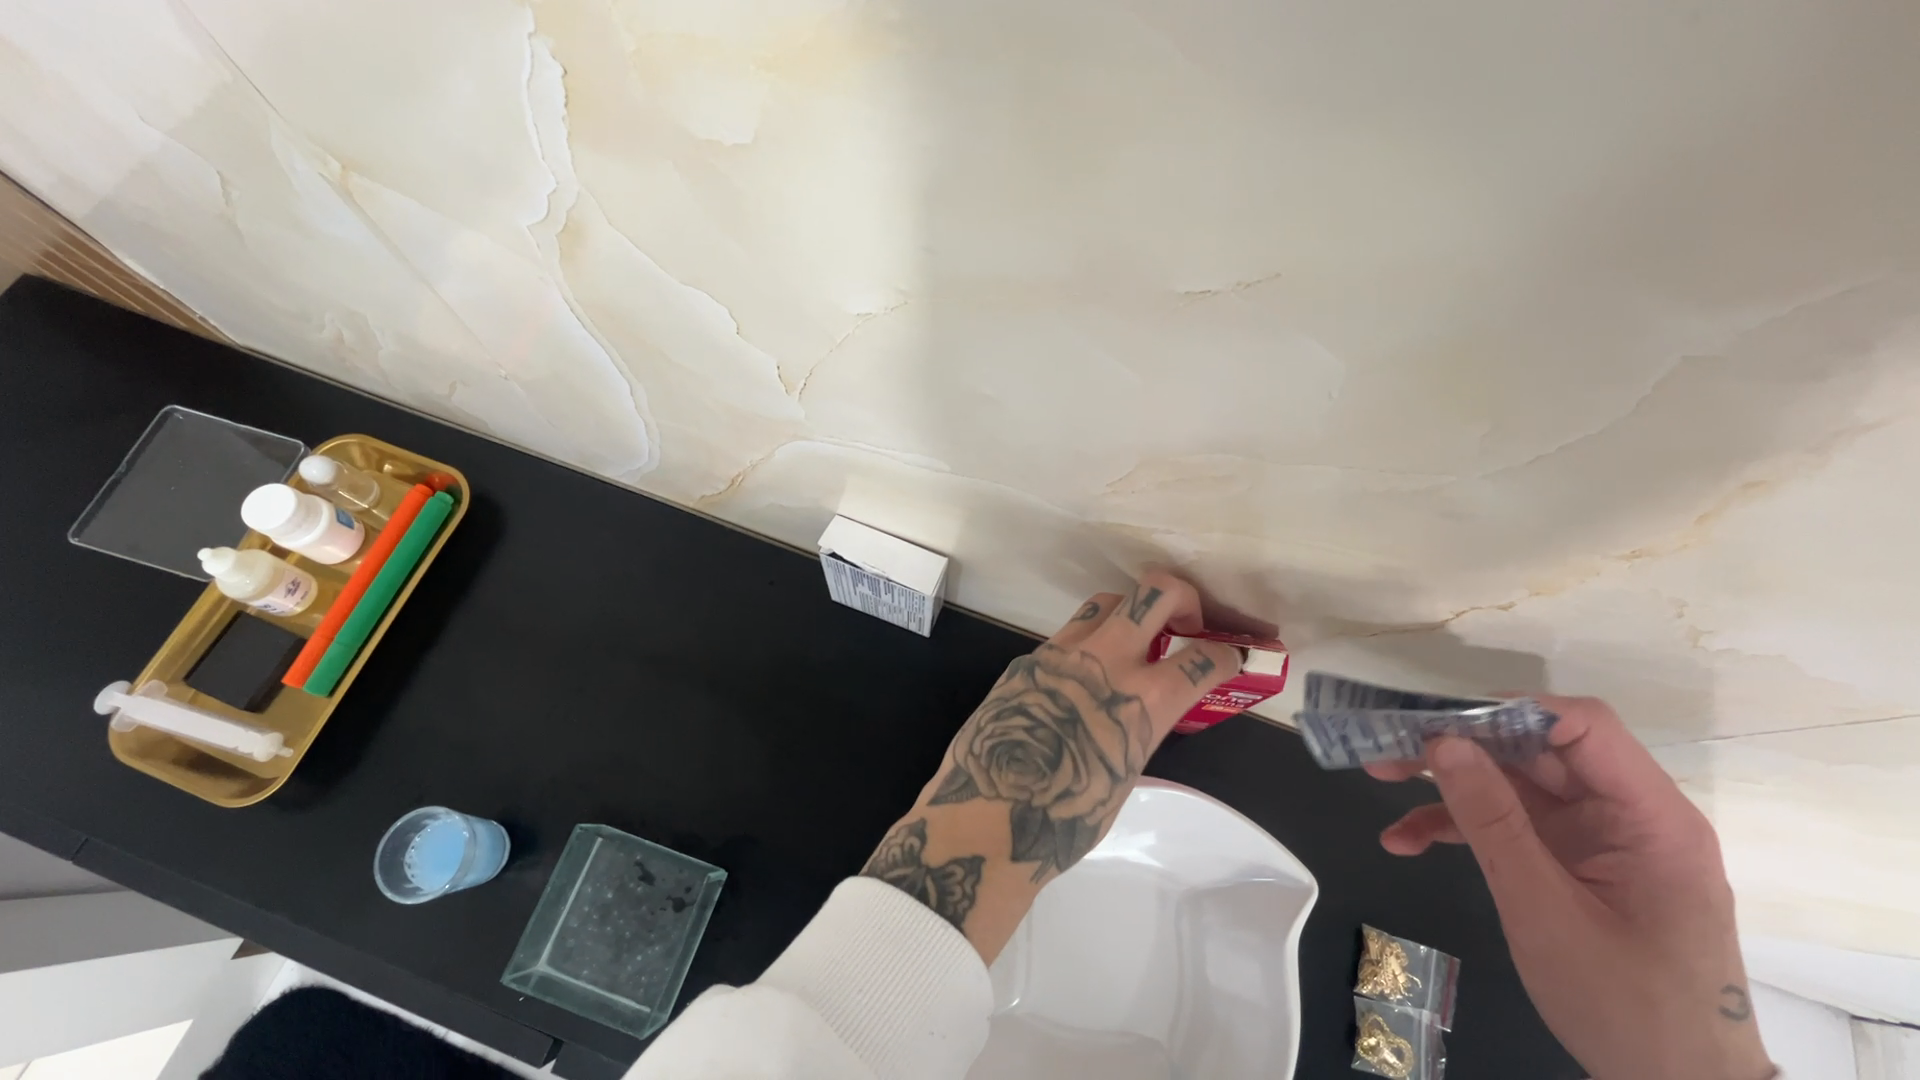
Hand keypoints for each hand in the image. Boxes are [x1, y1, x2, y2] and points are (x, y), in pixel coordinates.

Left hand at [861, 571, 1243, 961]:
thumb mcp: (1125, 778)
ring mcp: (1062, 653)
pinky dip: (1088, 642)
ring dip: (1130, 612)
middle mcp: (1106, 662)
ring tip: (1133, 639)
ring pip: (1106, 602)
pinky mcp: (1027, 659)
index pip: (1204, 658)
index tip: (1231, 656)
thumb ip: (1141, 732)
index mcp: (1144, 702)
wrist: (987, 814)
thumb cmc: (1065, 818)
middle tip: (1185, 622)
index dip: (1227, 653)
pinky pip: (1068, 632)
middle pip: (1156, 591)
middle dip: (1183, 597)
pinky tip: (1082, 674)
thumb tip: (1143, 718)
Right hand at [1367, 697, 1772, 1079]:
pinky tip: (1406, 842)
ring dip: (1447, 785)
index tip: (1437, 719)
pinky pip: (1511, 829)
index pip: (1582, 728)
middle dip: (1458, 747)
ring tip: (1377, 778)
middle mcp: (1625, 815)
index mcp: (1648, 816)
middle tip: (1387, 746)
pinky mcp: (1572, 865)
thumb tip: (1443, 743)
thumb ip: (1493, 821)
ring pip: (1513, 787)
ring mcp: (1597, 840)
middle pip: (1534, 752)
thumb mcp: (1544, 908)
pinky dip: (1459, 829)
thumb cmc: (1626, 1003)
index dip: (1509, 711)